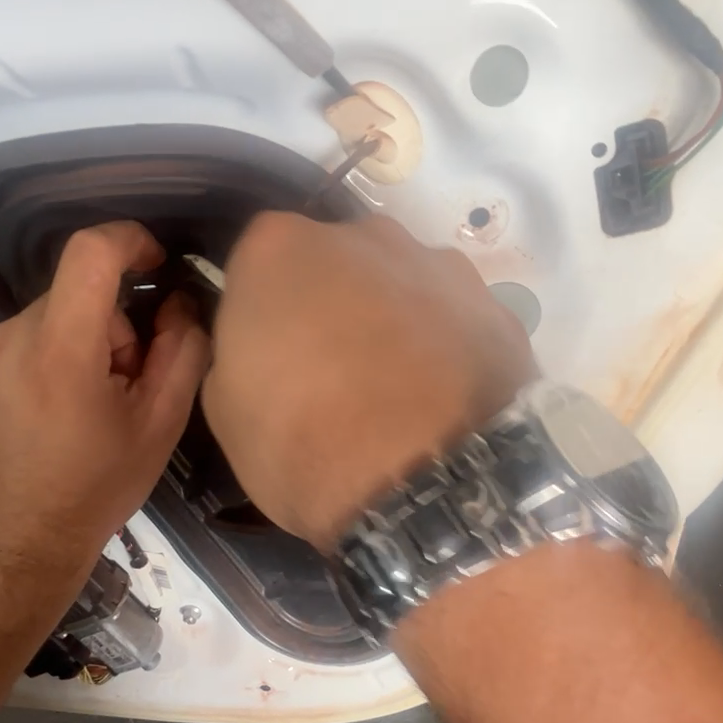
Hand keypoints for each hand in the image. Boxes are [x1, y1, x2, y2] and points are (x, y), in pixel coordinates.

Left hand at [0, 221, 209, 571]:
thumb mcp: (162, 424)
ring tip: (72, 405)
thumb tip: (176, 300)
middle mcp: (5, 340)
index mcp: (62, 352)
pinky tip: (34, 409)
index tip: (151, 263)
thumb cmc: (101, 485)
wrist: (24, 540)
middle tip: (115, 384)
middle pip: (71, 298)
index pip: (90, 253)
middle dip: (104, 328)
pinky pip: (5, 342)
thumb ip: (181, 350)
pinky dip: (29, 361)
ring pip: (39, 321)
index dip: (128, 241)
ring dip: (66, 345)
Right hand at [202, 213, 534, 546]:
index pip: (259, 265)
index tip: (271, 358)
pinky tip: (443, 401)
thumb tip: (263, 350)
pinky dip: (446, 349)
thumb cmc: (304, 445)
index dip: (263, 313)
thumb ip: (238, 354)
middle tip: (335, 374)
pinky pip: (454, 321)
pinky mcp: (497, 309)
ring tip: (398, 394)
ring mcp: (440, 266)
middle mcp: (364, 235)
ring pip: (402, 286)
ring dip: (394, 323)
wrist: (426, 487)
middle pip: (336, 263)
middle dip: (332, 306)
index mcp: (280, 249)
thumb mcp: (225, 411)